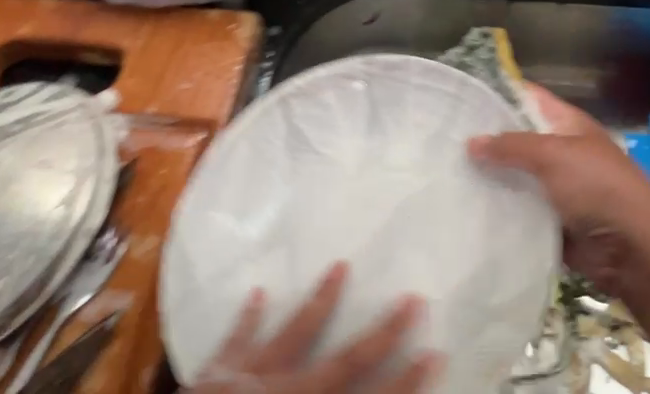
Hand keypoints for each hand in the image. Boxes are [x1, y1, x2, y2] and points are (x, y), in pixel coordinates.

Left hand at [186, 263, 437, 393]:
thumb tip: (364, 387)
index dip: (406, 380)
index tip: (437, 353)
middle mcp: (283, 390)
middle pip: (343, 362)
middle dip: (381, 334)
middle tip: (412, 297)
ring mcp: (245, 379)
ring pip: (291, 334)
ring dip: (318, 302)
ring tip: (339, 266)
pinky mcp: (212, 376)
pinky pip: (234, 341)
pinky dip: (247, 318)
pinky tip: (259, 293)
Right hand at [467, 84, 649, 293]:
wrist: (632, 246)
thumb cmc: (596, 185)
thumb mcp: (553, 154)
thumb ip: (511, 146)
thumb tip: (471, 142)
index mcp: (567, 125)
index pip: (528, 99)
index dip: (498, 94)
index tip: (461, 98)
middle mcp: (561, 152)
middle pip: (518, 141)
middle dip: (486, 143)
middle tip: (443, 142)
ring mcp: (556, 189)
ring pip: (516, 180)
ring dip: (490, 182)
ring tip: (446, 177)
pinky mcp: (551, 223)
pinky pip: (520, 215)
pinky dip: (500, 215)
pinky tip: (466, 213)